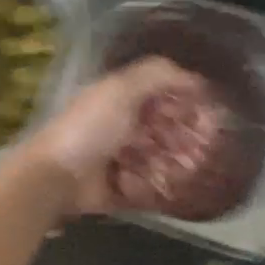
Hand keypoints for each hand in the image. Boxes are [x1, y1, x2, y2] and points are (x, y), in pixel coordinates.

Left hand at [21, 56, 190, 214]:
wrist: (56, 178)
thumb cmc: (88, 129)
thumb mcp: (120, 89)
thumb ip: (157, 75)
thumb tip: (193, 77)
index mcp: (118, 100)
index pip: (160, 96)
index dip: (185, 101)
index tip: (208, 109)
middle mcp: (120, 128)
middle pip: (164, 129)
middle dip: (187, 135)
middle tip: (207, 143)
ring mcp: (119, 161)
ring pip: (160, 159)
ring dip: (179, 161)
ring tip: (196, 166)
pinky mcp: (119, 190)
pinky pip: (149, 188)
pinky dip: (163, 187)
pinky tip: (180, 185)